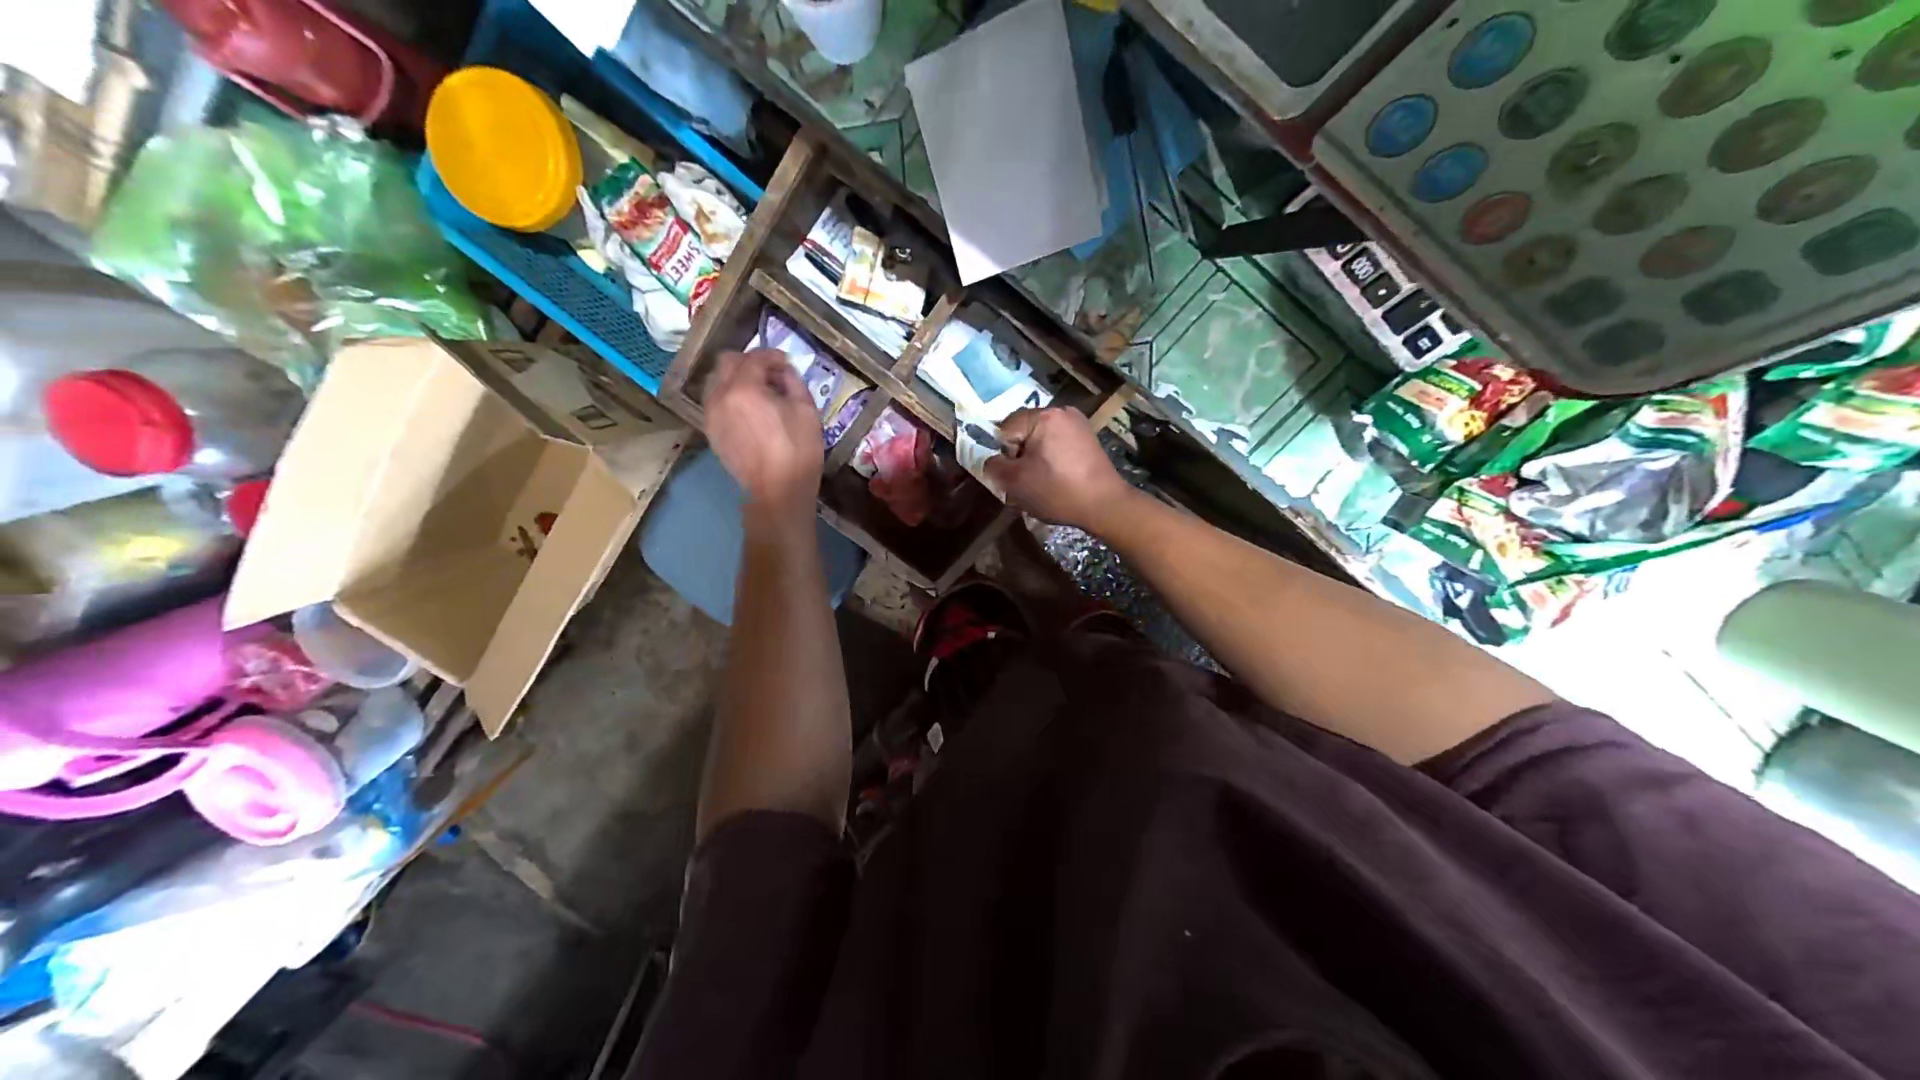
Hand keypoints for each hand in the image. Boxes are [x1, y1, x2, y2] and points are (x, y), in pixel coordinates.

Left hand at [704, 349, 823, 523]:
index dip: (772, 356)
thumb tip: (783, 372)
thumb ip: (793, 382)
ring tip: (758, 392)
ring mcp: (712, 415)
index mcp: (744, 388)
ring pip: (716, 381)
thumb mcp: (806, 410)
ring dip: (736, 378)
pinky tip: (749, 410)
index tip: (786, 363)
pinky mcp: (711, 432)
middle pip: (726, 362)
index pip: (754, 358)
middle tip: (770, 374)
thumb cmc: (798, 451)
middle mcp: (720, 397)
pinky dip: (730, 397)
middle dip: (749, 362)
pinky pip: (715, 402)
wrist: (778, 491)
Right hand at [984, 407, 1133, 532]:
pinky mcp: (1087, 437)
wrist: (1105, 505)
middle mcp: (1060, 411)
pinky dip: (1051, 458)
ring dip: (1035, 458)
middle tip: (1027, 481)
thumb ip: (994, 466)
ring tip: (1043, 482)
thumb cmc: (1057, 491)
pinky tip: (1058, 477)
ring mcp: (1077, 422)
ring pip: (1040, 438)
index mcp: (1042, 416)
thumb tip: (991, 460)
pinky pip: (1057, 443)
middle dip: (1020, 455)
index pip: (1004, 430)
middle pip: (1023, 431)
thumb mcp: (1015, 482)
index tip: (1015, 475)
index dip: (1004, 454)